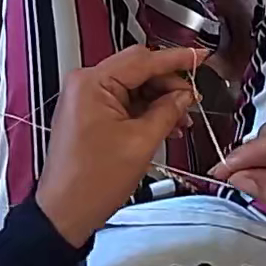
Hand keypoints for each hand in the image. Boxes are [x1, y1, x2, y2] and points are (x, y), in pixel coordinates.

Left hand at [34, 45, 206, 246]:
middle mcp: (85, 83)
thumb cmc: (90, 181)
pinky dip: (145, 109)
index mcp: (92, 82)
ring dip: (159, 99)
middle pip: (138, 69)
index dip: (176, 58)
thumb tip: (184, 95)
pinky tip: (164, 123)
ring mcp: (85, 96)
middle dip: (169, 83)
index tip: (199, 56)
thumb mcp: (141, 143)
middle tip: (193, 98)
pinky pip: (122, 99)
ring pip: (132, 85)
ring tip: (182, 118)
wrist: (66, 209)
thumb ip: (167, 111)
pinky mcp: (88, 110)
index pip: (142, 59)